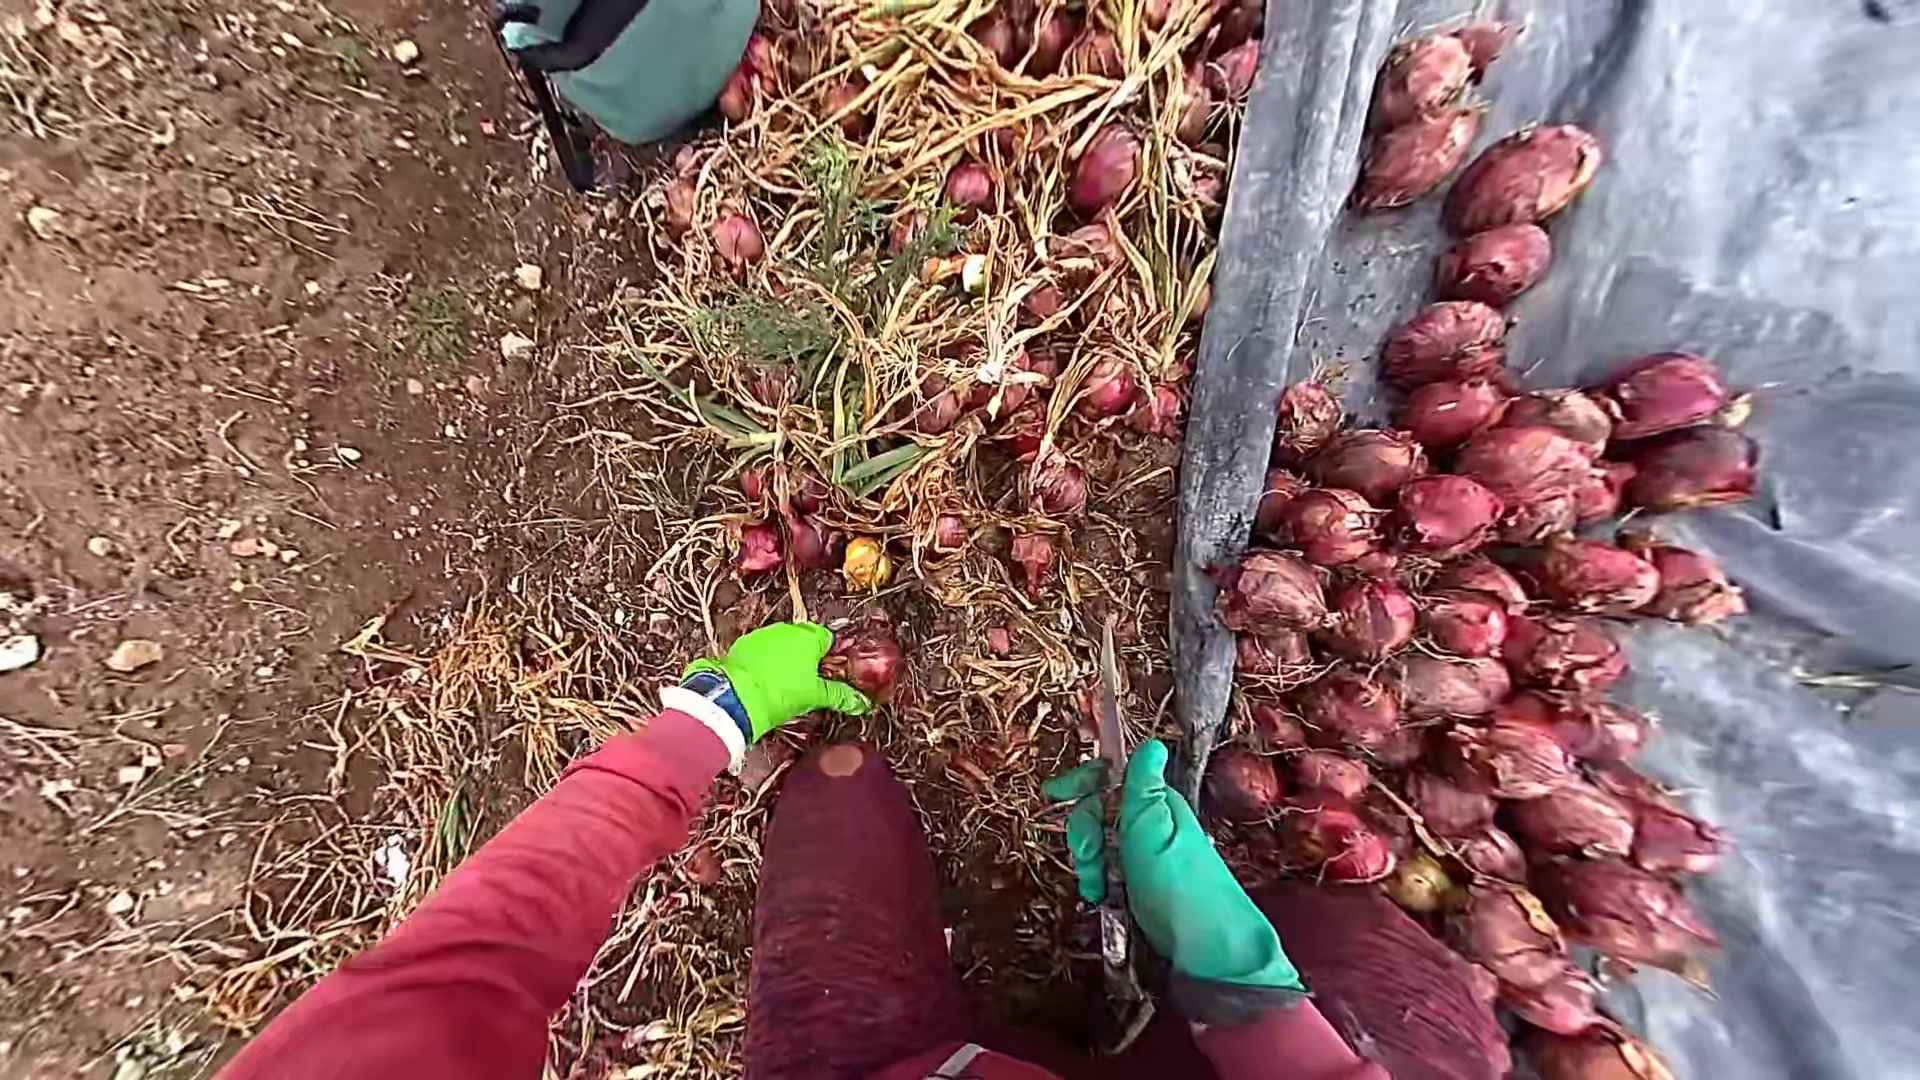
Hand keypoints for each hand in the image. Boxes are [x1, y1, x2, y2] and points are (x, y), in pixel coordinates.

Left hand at [686, 621, 869, 738]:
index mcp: (808, 637)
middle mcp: (785, 630)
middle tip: (807, 681)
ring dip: (784, 658)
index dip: (828, 657)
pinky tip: (764, 681)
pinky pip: (760, 650)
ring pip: (781, 643)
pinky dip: (764, 661)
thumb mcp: (814, 696)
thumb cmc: (778, 694)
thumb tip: (859, 701)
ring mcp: (762, 636)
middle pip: (804, 640)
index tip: (826, 673)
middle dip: (807, 657)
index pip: (827, 639)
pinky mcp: (743, 645)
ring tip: (784, 684)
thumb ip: (839, 695)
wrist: (735, 700)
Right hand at [1043, 740, 1303, 1001]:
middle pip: (1096, 809)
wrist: (1207, 952)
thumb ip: (1144, 784)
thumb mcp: (1153, 826)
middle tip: (1089, 855)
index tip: (1053, 793)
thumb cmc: (1177, 882)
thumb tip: (1151, 744)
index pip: (1109, 775)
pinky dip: (1096, 879)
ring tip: (1096, 883)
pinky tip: (1099, 894)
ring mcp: (1142, 854)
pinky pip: (1104, 869)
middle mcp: (1147, 822)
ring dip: (1088, 860)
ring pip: (1097, 841)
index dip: (1080, 781)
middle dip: (1084, 829)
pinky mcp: (1137, 883)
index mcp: (1153, 801)